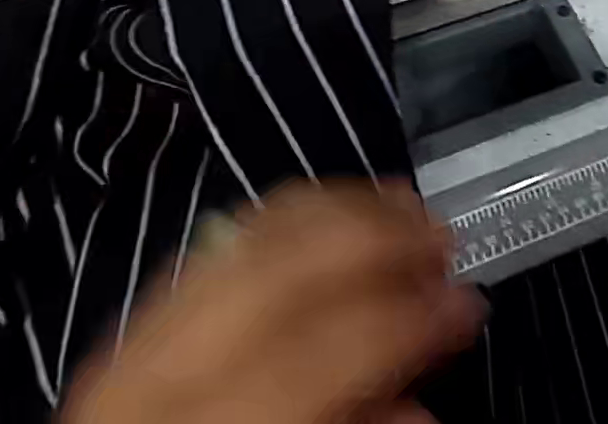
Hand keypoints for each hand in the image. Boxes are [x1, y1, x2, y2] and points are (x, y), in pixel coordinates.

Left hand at [61, 181, 485, 423]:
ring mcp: (144, 326)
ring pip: (253, 233)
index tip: (463, 301)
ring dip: (340, 207)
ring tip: (403, 203)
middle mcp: (160, 369)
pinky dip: (294, 210)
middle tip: (440, 233)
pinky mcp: (144, 305)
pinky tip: (339, 206)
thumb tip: (423, 410)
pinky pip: (229, 233)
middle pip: (283, 267)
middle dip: (376, 237)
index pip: (316, 352)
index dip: (402, 319)